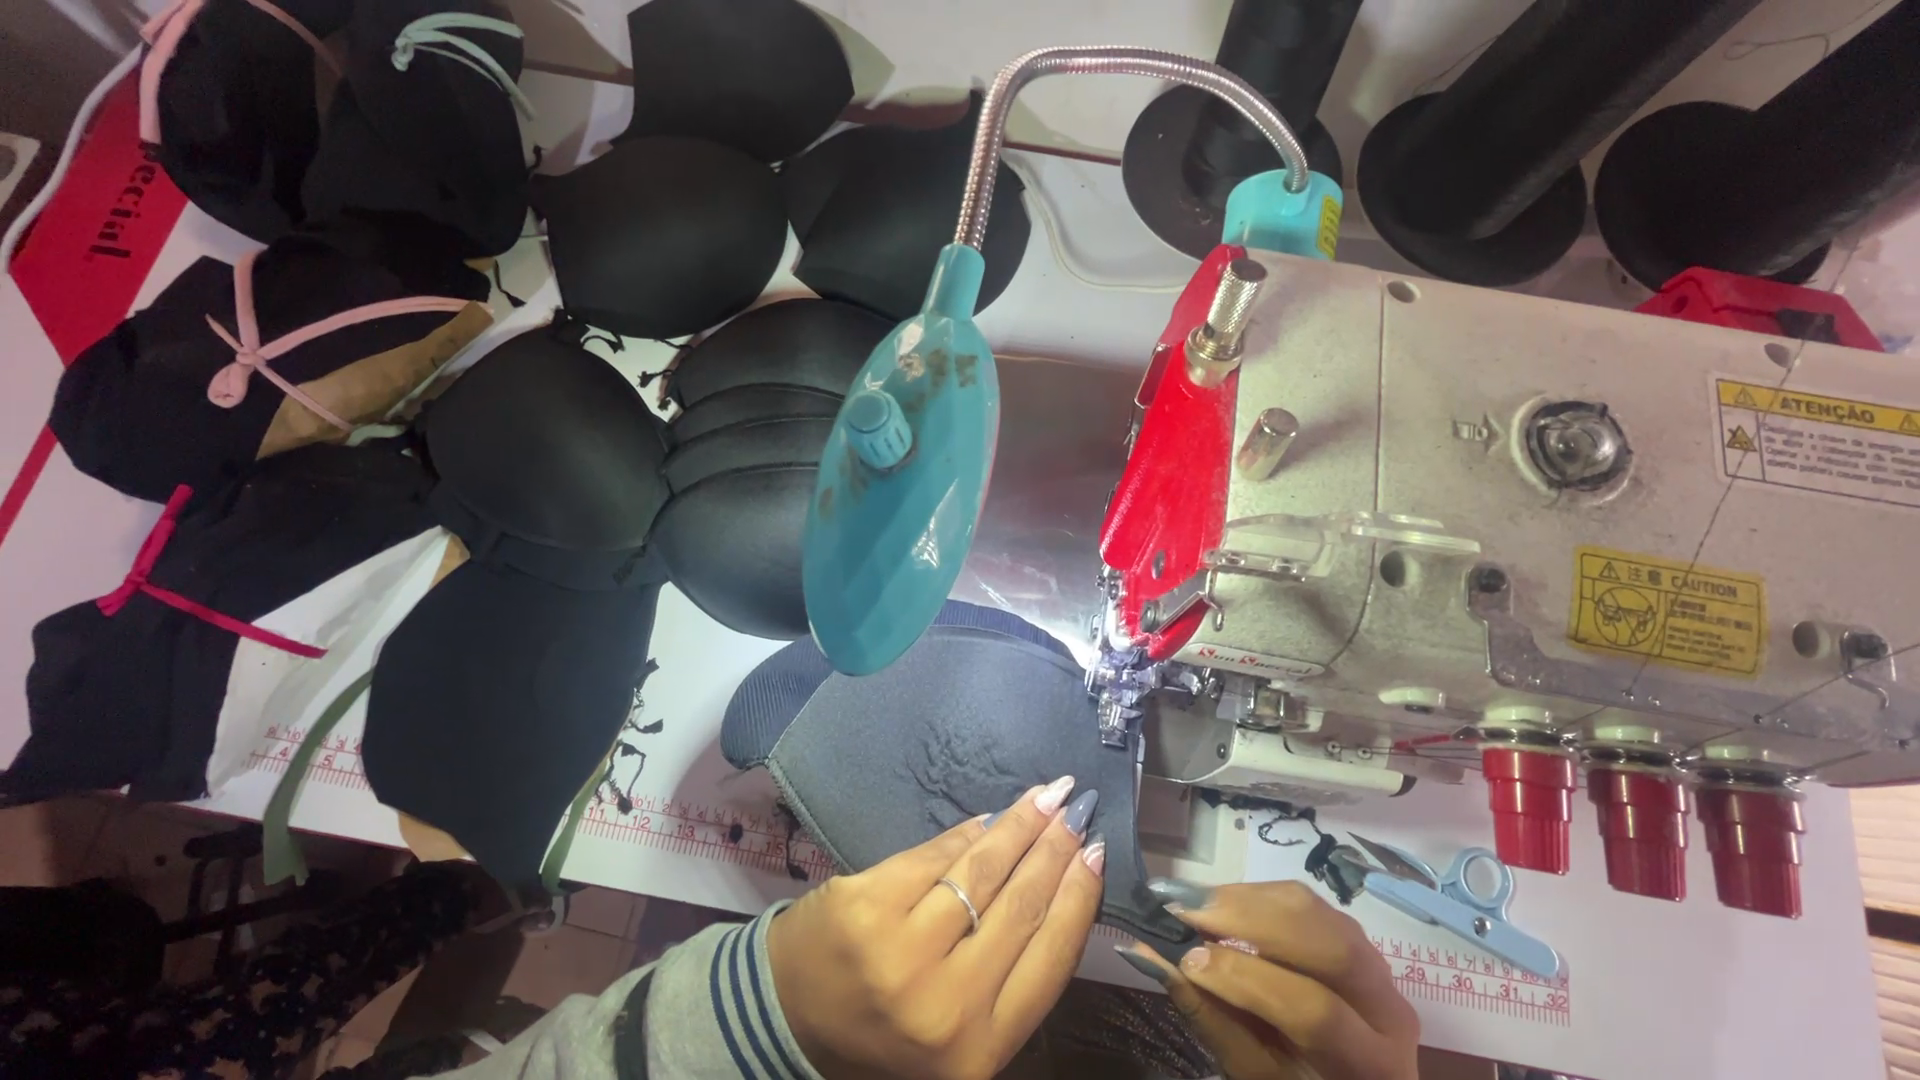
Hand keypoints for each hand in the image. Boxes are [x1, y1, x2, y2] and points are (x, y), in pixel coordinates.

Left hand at [766, 777, 1105, 1079]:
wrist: (785, 1018)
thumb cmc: (881, 1032)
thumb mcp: (958, 1033)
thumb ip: (1006, 979)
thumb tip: (1056, 887)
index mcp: (979, 1049)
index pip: (1051, 959)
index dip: (1080, 898)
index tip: (1099, 852)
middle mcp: (947, 1004)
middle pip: (1022, 907)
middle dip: (1057, 849)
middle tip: (1079, 808)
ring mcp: (903, 950)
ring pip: (983, 871)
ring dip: (1021, 826)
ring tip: (1048, 796)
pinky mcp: (867, 904)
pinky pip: (935, 855)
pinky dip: (968, 831)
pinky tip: (990, 815)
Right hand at [1119, 881, 1418, 1079]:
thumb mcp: (1254, 1073)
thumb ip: (1208, 1015)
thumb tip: (1148, 955)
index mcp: (1370, 1063)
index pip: (1313, 1010)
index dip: (1247, 979)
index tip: (1186, 958)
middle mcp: (1388, 1006)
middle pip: (1327, 944)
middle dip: (1249, 918)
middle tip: (1182, 907)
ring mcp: (1377, 965)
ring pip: (1316, 910)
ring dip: (1248, 898)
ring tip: (1191, 899)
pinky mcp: (1354, 936)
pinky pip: (1306, 902)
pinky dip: (1256, 895)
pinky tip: (1218, 900)